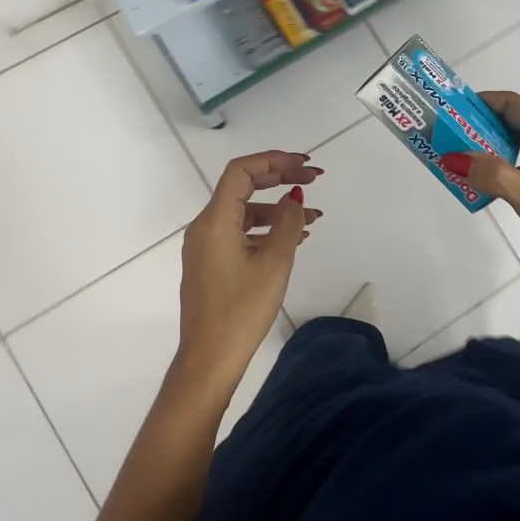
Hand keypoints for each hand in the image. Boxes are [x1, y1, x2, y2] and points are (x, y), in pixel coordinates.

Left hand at [179, 151, 321, 370]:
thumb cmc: (242, 310)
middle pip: (243, 187)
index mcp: (215, 221)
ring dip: (278, 209)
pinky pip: (241, 233)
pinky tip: (293, 239)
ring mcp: (206, 247)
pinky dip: (267, 229)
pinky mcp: (211, 265)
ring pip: (244, 213)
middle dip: (280, 178)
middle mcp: (205, 227)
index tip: (306, 166)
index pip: (242, 172)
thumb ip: (287, 223)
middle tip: (314, 179)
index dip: (275, 161)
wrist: (209, 359)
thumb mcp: (274, 263)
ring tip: (313, 217)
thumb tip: (294, 198)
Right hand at [440, 92, 519, 299]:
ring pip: (517, 148)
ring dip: (488, 150)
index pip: (514, 105)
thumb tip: (455, 157)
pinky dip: (501, 172)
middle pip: (514, 124)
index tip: (451, 109)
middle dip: (480, 126)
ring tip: (458, 159)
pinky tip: (483, 186)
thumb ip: (494, 175)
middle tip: (447, 136)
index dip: (482, 102)